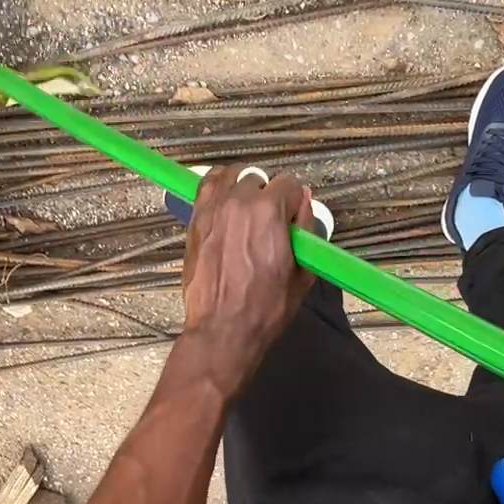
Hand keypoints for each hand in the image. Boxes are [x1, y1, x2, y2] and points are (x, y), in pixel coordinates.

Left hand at [179, 166, 316, 385]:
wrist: (223, 327)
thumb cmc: (266, 307)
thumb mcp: (303, 274)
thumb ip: (307, 231)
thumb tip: (303, 203)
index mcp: (270, 211)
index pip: (290, 185)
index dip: (295, 205)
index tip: (293, 224)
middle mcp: (240, 201)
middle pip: (260, 180)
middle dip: (269, 197)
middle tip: (270, 224)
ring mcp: (213, 207)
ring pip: (232, 176)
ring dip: (243, 188)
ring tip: (247, 211)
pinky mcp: (196, 219)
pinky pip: (207, 186)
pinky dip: (218, 188)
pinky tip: (225, 203)